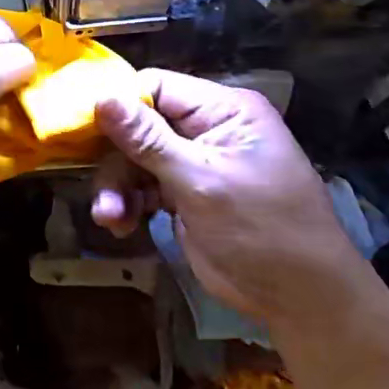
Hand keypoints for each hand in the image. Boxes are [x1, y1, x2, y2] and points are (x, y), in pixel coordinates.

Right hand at [92, 70, 369, 322]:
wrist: (302, 301)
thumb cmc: (262, 231)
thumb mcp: (201, 182)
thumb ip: (148, 139)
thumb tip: (101, 97)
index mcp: (223, 111)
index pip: (156, 87)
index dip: (119, 106)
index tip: (85, 132)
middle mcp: (207, 128)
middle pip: (139, 126)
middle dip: (116, 160)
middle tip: (101, 191)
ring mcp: (194, 162)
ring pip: (135, 159)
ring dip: (117, 187)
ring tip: (110, 218)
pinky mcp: (184, 193)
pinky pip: (142, 186)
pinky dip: (128, 203)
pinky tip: (121, 226)